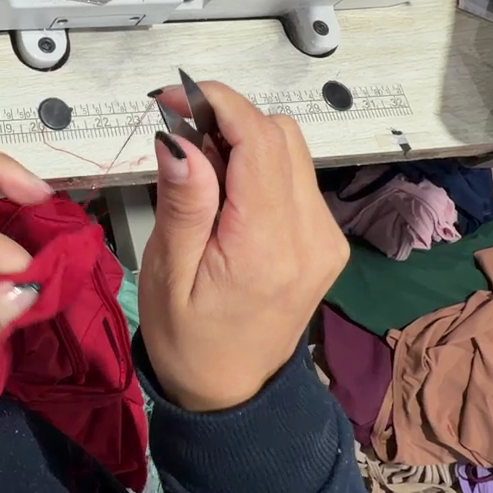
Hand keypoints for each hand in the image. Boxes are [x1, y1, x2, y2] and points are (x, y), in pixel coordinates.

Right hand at [140, 80, 346, 411]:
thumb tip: (180, 139)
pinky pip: (292, 175)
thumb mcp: (168, 272)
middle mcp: (311, 234)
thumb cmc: (187, 337)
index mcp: (269, 244)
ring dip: (240, 138)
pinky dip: (254, 163)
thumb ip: (183, 203)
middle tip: (176, 139)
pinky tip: (222, 191)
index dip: (217, 102)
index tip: (172, 98)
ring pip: (289, 149)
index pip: (260, 140)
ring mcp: (324, 236)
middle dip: (225, 118)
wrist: (232, 394)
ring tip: (196, 169)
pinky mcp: (322, 239)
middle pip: (280, 135)